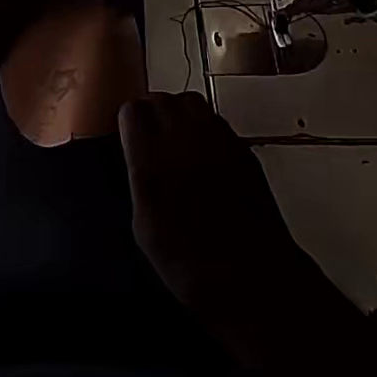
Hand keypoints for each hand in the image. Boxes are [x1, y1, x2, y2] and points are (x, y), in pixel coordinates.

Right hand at [118, 92, 317, 314]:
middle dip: (151, 111)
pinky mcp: (242, 149)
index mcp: (151, 160)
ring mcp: (217, 141)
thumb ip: (139, 181)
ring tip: (175, 137)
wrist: (250, 278)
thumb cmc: (192, 263)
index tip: (127, 132)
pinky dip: (204, 127)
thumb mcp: (143, 226)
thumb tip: (137, 161)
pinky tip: (202, 153)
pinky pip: (216, 121)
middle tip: (148, 132)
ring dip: (179, 112)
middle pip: (161, 99)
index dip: (127, 121)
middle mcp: (184, 141)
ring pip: (191, 101)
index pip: (132, 111)